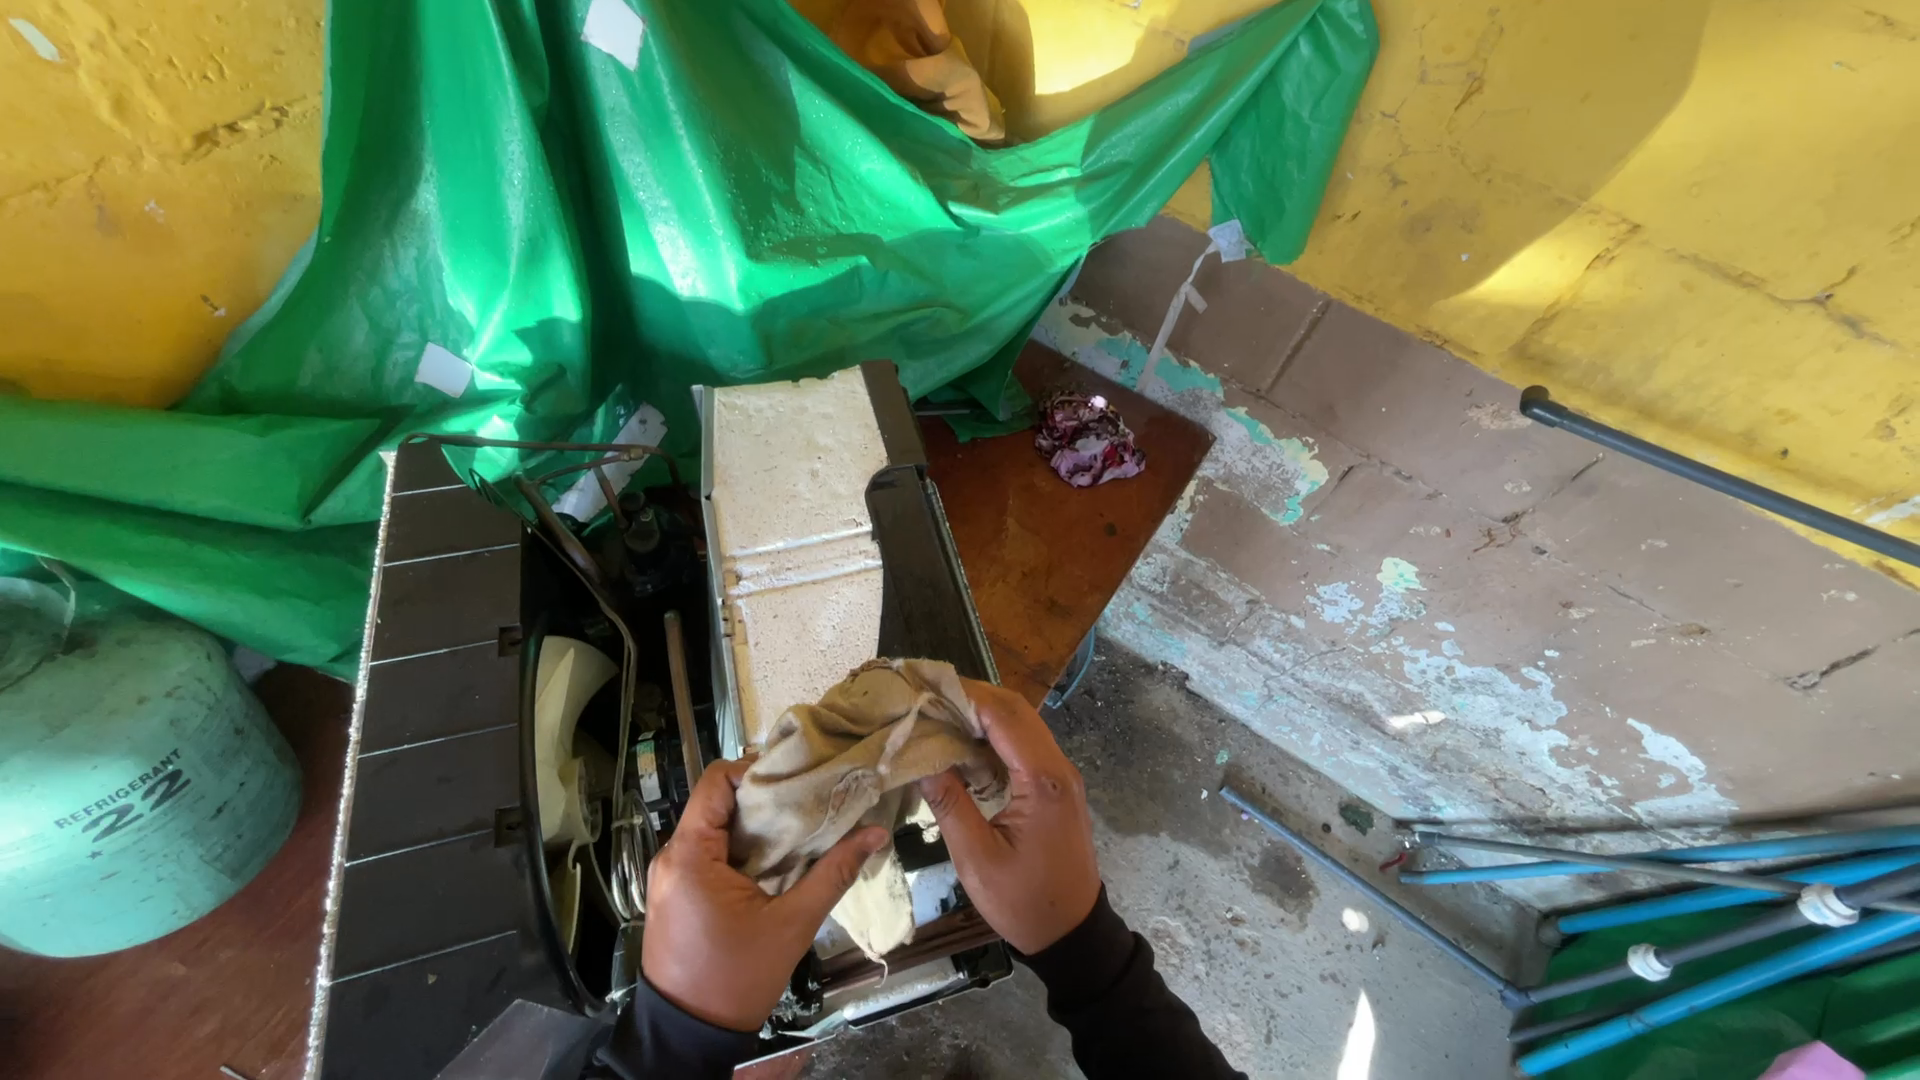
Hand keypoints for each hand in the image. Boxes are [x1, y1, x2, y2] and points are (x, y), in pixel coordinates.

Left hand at [641, 758, 888, 1030]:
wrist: (688, 1036)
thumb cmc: (736, 977)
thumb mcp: (793, 924)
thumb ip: (833, 872)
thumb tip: (876, 833)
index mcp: (690, 854)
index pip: (716, 780)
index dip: (755, 769)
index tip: (796, 777)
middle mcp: (672, 856)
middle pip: (717, 801)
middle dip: (763, 797)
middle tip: (807, 799)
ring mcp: (670, 875)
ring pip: (714, 826)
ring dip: (753, 824)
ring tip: (798, 825)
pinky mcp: (676, 892)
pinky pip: (708, 851)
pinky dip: (740, 847)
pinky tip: (775, 857)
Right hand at [917, 679, 1100, 954]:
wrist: (1073, 934)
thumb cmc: (1024, 901)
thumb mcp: (977, 858)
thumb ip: (950, 804)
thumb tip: (921, 761)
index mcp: (1043, 780)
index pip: (1004, 717)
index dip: (966, 696)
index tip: (928, 689)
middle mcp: (1058, 767)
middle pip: (1017, 710)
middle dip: (973, 696)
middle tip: (930, 696)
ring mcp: (1061, 775)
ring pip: (1023, 724)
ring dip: (985, 713)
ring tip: (941, 713)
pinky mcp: (1057, 786)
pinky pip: (1026, 744)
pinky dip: (996, 734)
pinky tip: (966, 743)